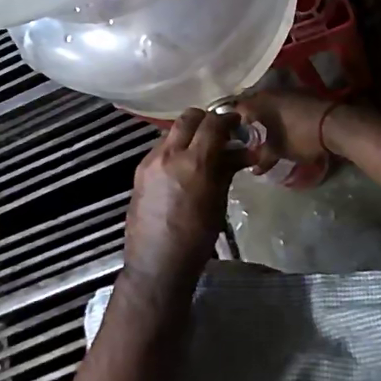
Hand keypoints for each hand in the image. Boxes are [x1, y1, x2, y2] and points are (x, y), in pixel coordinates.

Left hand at [124, 108, 251, 283]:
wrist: (158, 263)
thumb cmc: (197, 237)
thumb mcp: (219, 201)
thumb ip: (227, 169)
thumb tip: (241, 151)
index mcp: (194, 162)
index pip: (212, 123)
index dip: (227, 120)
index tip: (237, 124)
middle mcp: (169, 154)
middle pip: (188, 117)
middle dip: (206, 120)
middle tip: (219, 133)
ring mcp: (150, 161)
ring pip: (172, 132)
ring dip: (189, 134)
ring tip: (202, 152)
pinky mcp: (139, 172)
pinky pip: (161, 149)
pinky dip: (175, 149)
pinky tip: (184, 168)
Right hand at [232, 90, 340, 173]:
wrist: (335, 124)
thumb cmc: (300, 136)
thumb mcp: (278, 150)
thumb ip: (263, 158)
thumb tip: (254, 169)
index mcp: (260, 102)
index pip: (238, 109)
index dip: (234, 123)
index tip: (234, 136)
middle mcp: (271, 92)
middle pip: (254, 104)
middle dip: (251, 120)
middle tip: (249, 136)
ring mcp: (288, 91)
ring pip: (270, 103)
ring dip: (266, 115)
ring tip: (266, 132)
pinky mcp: (303, 94)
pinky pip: (283, 103)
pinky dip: (280, 113)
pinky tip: (283, 125)